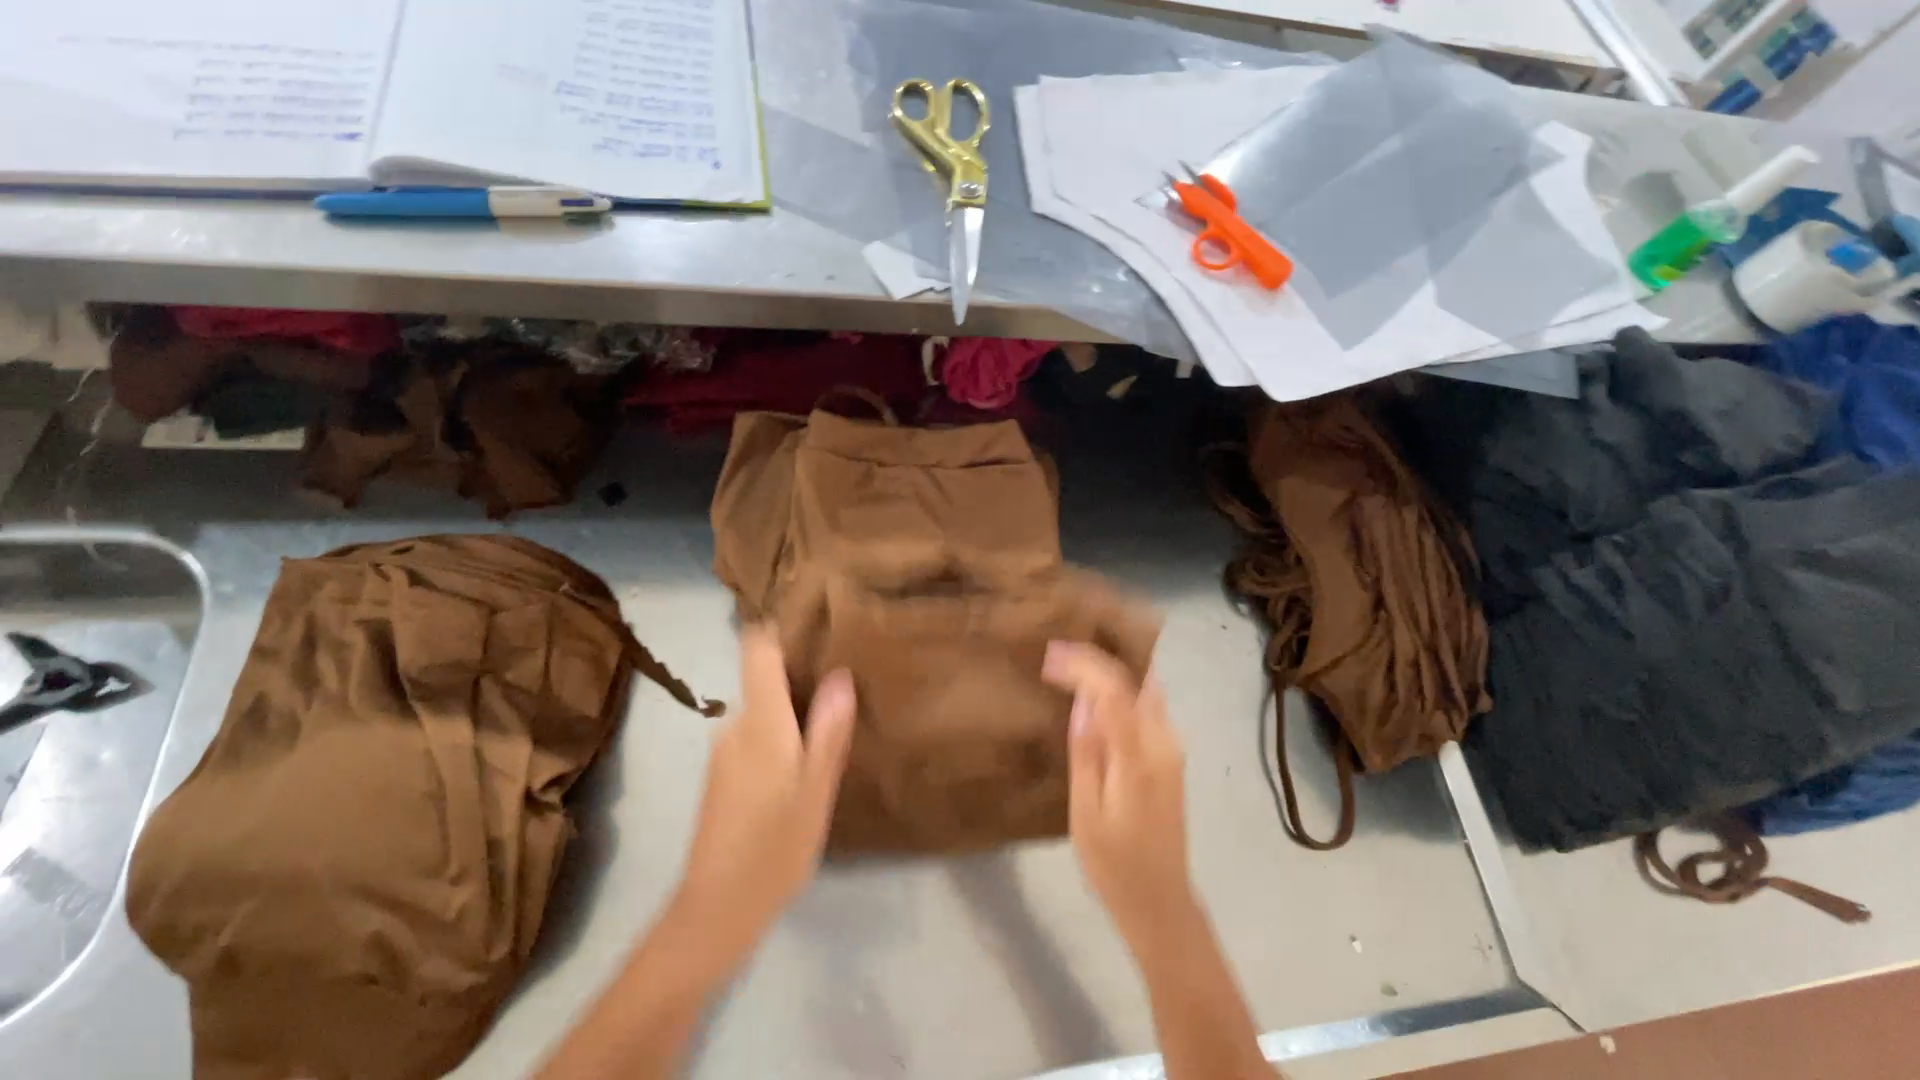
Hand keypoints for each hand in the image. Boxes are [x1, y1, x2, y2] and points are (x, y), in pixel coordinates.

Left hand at [674, 625, 855, 947]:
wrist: (716, 909)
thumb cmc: (775, 848)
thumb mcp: (816, 790)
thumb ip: (828, 730)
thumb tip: (839, 674)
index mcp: (758, 722)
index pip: (757, 649)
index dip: (781, 630)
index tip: (818, 629)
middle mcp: (733, 726)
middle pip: (763, 679)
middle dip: (801, 678)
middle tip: (846, 687)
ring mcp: (722, 752)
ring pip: (762, 711)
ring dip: (793, 713)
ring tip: (834, 727)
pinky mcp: (721, 776)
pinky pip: (755, 736)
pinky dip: (780, 738)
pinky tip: (804, 766)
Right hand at [1042, 641, 1196, 945]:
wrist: (1161, 903)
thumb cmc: (1114, 866)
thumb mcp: (1087, 812)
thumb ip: (1086, 753)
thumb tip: (1082, 703)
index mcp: (1140, 758)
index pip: (1114, 691)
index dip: (1083, 666)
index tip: (1050, 655)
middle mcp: (1164, 744)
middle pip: (1137, 682)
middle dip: (1098, 662)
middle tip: (1057, 656)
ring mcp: (1173, 752)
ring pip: (1145, 692)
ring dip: (1111, 675)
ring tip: (1071, 669)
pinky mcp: (1172, 761)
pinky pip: (1148, 710)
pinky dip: (1122, 694)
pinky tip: (1096, 700)